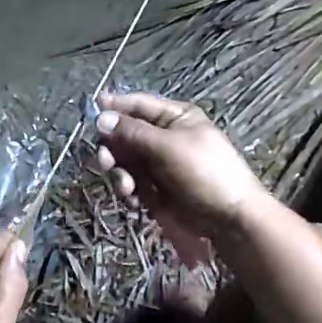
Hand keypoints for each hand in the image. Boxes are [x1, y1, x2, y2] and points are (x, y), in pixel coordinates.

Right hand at [91, 91, 269, 252]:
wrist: (231, 218)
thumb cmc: (205, 172)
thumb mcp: (168, 147)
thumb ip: (133, 132)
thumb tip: (100, 118)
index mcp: (174, 117)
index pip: (137, 104)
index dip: (113, 107)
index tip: (90, 111)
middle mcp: (165, 136)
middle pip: (125, 135)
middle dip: (114, 150)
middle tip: (106, 163)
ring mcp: (160, 163)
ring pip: (125, 162)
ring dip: (121, 175)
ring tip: (128, 189)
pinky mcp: (158, 188)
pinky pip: (133, 183)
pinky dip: (130, 192)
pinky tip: (135, 202)